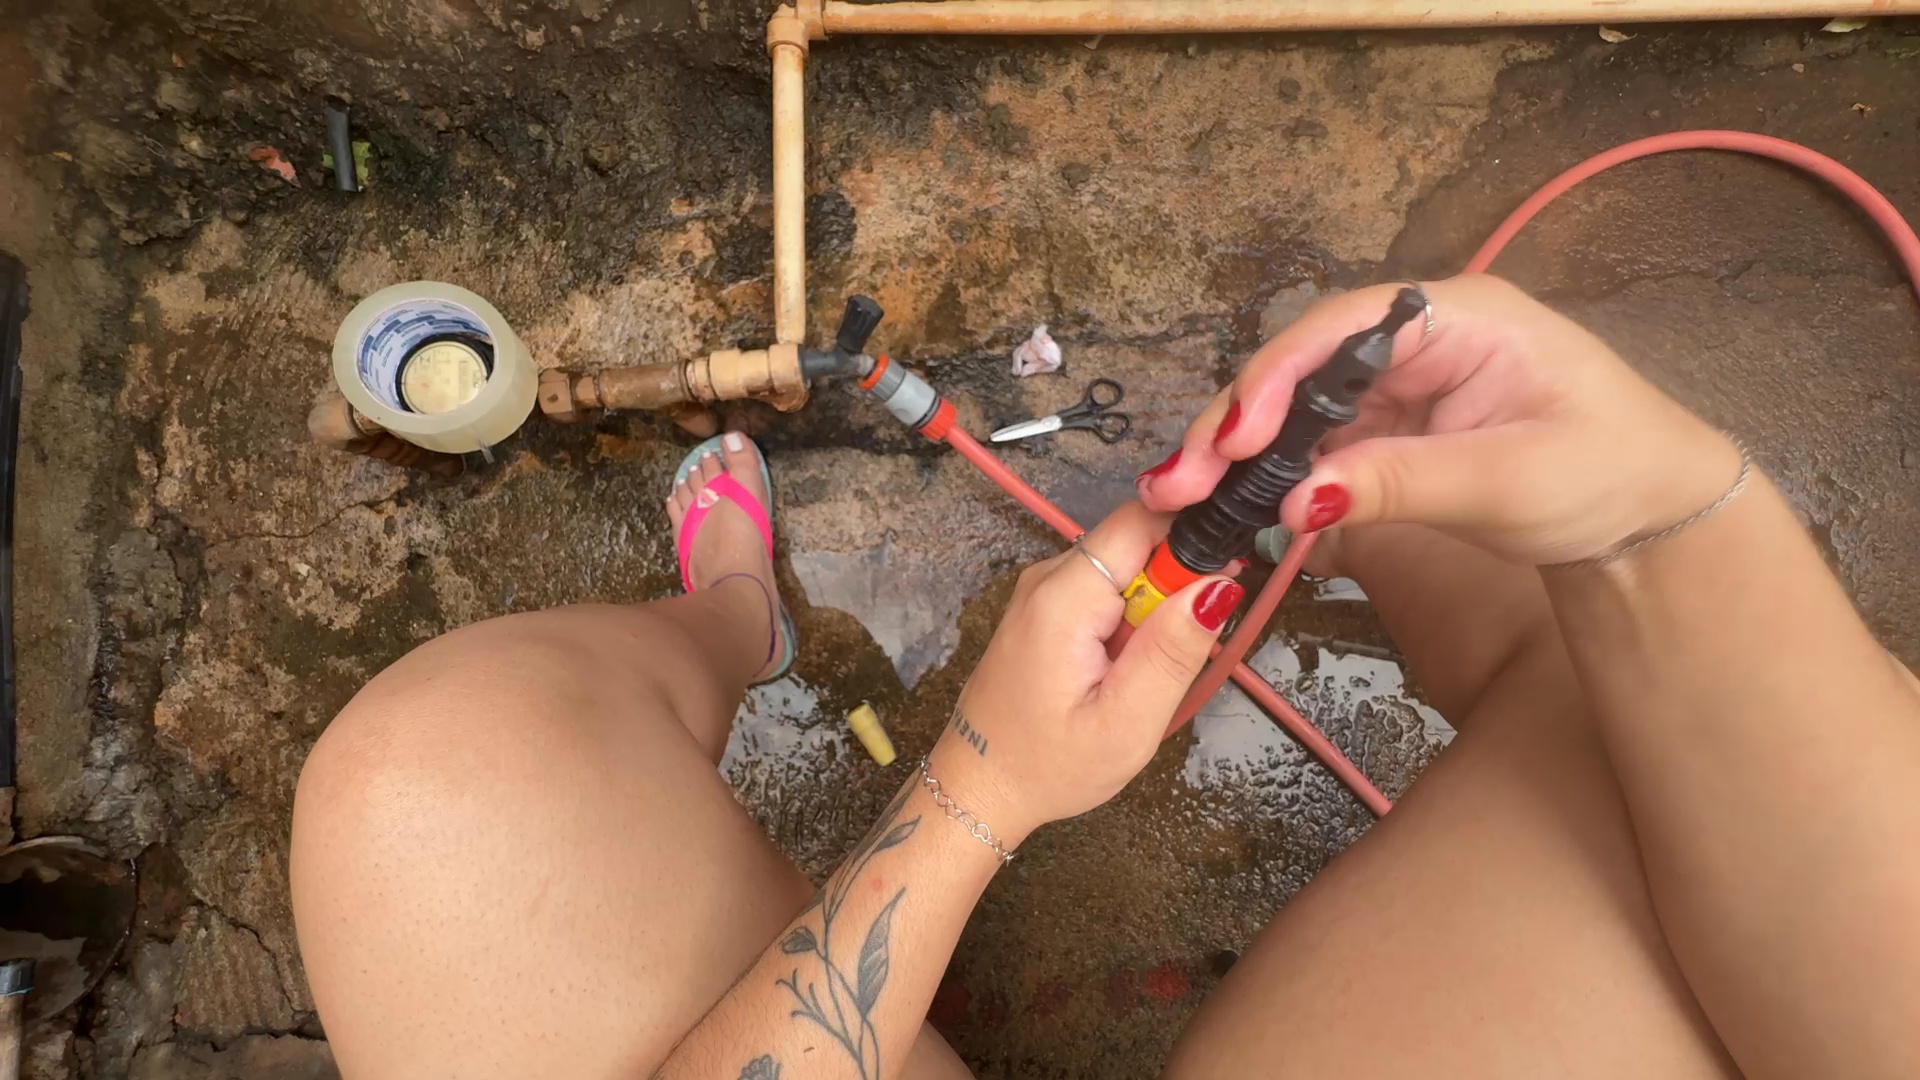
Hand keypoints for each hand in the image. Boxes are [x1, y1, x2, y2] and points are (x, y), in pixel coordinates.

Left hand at [929, 502, 1240, 844]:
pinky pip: (1101, 589)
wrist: (982, 783)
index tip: (1220, 584)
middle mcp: (1047, 577)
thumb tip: (1219, 584)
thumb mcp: (1126, 722)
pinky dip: (1126, 617)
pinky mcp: (1044, 607)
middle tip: (1178, 649)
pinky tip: (1121, 665)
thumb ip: (1172, 651)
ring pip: (1121, 567)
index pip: (1139, 520)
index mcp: (1063, 596)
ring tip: (1144, 667)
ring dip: (1151, 605)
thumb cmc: (1051, 765)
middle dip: (1172, 582)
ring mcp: (1041, 589)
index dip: (1188, 538)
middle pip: (1132, 541)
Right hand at [1135, 275, 1741, 564]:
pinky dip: (1262, 483)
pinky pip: (1300, 452)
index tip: (1233, 441)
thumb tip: (1291, 503)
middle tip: (1175, 485)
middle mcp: (1399, 347)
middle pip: (1291, 375)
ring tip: (1180, 500)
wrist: (1637, 517)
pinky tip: (1228, 510)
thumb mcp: (1506, 478)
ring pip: (1283, 417)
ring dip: (1230, 461)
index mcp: (1449, 319)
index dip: (1273, 378)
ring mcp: (1379, 393)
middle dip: (1229, 429)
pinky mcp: (1368, 434)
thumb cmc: (1602, 473)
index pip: (1338, 330)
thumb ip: (1397, 483)